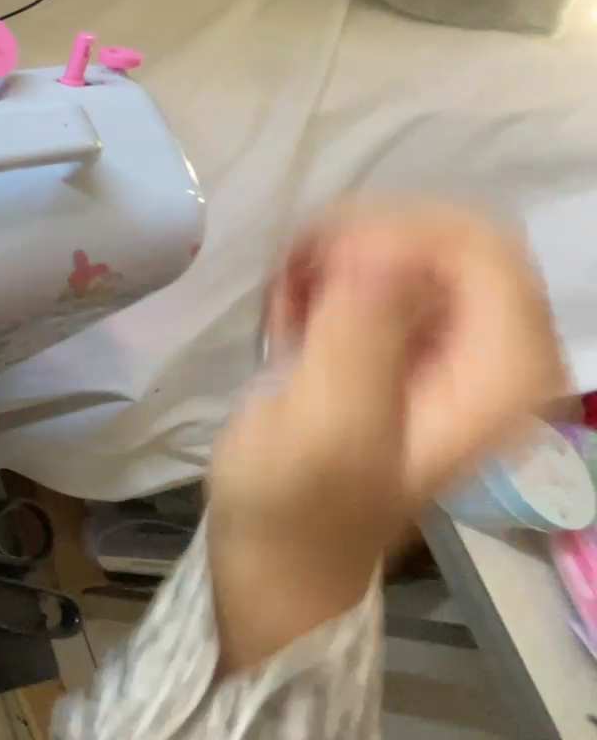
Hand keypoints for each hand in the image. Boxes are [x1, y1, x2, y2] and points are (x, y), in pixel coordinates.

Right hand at [208, 200, 565, 671]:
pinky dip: (321, 286)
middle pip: (441, 242)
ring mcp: (449, 352)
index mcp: (503, 373)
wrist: (279, 548)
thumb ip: (361, 331)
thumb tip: (379, 243)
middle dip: (352, 247)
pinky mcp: (402, 351)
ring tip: (281, 311)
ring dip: (328, 266)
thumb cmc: (296, 496)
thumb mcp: (326, 420)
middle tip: (286, 285)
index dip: (387, 234)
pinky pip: (371, 282)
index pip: (478, 248)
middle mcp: (495, 353)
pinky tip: (288, 321)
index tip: (307, 263)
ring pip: (401, 255)